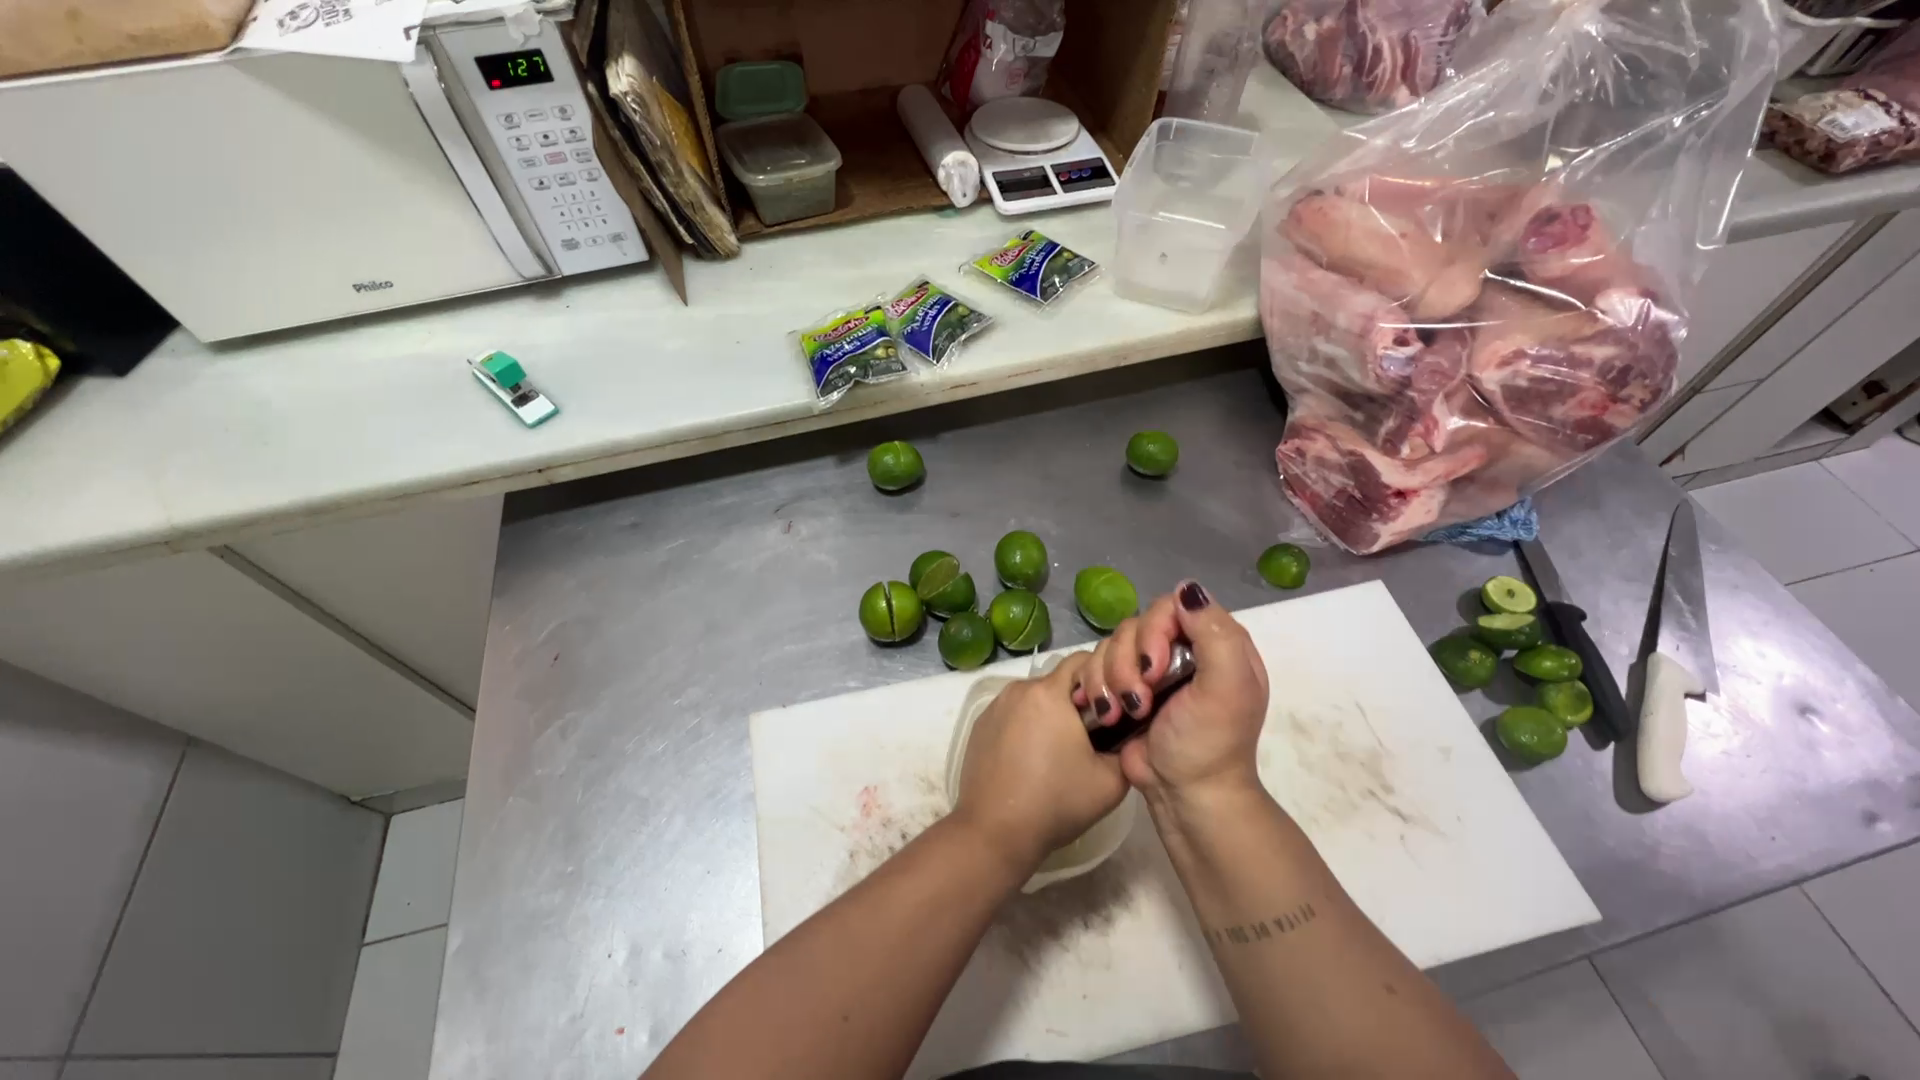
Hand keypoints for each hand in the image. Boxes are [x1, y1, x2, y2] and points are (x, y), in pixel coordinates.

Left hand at [952, 652, 1128, 870]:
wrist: (994, 832)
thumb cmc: (1055, 802)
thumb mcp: (1112, 780)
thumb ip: (1128, 746)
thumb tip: (1128, 732)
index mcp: (1049, 693)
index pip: (1084, 662)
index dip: (1105, 681)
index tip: (1112, 712)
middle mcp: (1018, 689)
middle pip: (1058, 681)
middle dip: (1077, 701)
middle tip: (1091, 738)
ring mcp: (994, 708)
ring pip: (1034, 698)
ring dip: (1051, 715)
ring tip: (1060, 753)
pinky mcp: (979, 727)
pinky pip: (1012, 715)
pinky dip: (1026, 728)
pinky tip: (1031, 761)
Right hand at [1070, 581, 1269, 802]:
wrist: (1185, 795)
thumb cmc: (1211, 742)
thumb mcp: (1228, 687)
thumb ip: (1214, 634)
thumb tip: (1187, 589)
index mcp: (1214, 643)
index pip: (1172, 607)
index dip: (1155, 630)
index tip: (1153, 667)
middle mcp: (1181, 650)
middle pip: (1135, 625)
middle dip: (1128, 664)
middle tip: (1139, 700)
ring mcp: (1149, 671)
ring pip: (1110, 646)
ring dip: (1110, 681)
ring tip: (1123, 714)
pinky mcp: (1124, 690)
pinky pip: (1095, 668)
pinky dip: (1095, 689)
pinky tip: (1104, 711)